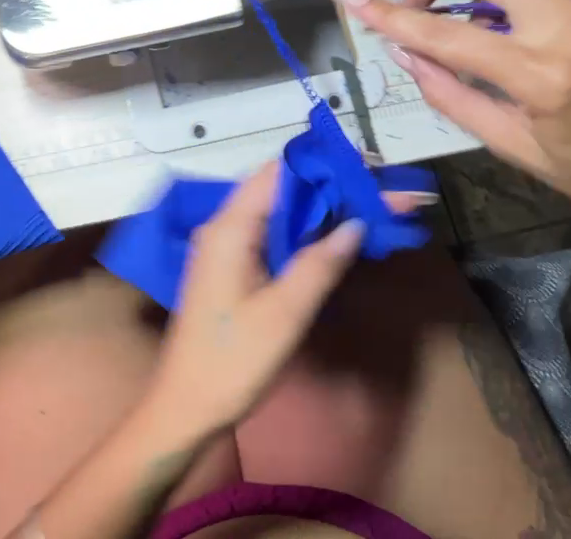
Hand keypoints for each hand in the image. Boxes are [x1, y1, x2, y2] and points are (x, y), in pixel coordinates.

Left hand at [145, 162, 364, 436]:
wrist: (186, 405)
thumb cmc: (232, 361)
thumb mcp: (284, 314)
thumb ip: (320, 264)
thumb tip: (356, 223)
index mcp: (229, 227)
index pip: (277, 173)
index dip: (322, 164)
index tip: (367, 165)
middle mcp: (224, 227)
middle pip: (281, 189)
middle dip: (331, 185)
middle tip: (384, 189)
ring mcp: (227, 247)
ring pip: (279, 212)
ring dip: (322, 209)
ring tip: (373, 207)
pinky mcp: (233, 268)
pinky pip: (272, 235)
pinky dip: (306, 232)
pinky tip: (337, 237)